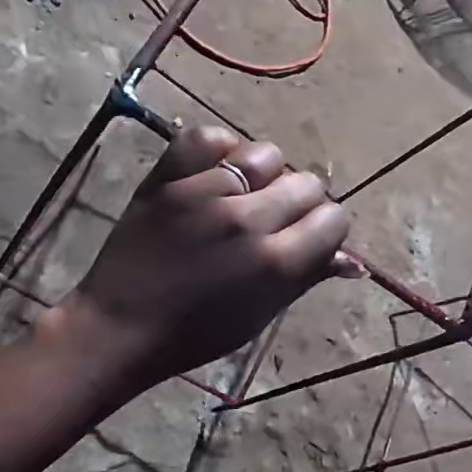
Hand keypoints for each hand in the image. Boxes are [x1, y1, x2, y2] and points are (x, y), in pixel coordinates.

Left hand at [52, 125, 356, 394]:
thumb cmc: (193, 334)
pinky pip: (207, 138)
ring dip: (265, 174)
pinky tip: (218, 167)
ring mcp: (204, 193)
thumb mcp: (257, 316)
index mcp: (276, 263)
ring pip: (264, 155)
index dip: (325, 228)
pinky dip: (219, 147)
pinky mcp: (167, 179)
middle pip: (305, 183)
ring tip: (245, 192)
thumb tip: (350, 260)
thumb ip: (304, 278)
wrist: (120, 326)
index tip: (306, 237)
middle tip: (273, 220)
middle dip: (299, 202)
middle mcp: (247, 221)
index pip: (334, 218)